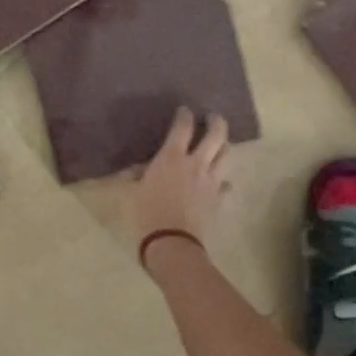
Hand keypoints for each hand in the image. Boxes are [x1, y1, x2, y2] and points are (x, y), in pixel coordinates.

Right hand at [129, 107, 230, 255]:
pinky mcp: (219, 201)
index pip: (182, 127)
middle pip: (216, 135)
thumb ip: (132, 178)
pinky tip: (220, 184)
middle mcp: (196, 164)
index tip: (184, 110)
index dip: (184, 115)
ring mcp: (211, 182)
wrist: (171, 245)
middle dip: (217, 122)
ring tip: (221, 145)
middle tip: (213, 118)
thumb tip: (134, 170)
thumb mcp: (129, 194)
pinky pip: (227, 186)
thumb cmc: (145, 216)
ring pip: (227, 157)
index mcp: (171, 158)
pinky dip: (224, 182)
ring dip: (225, 147)